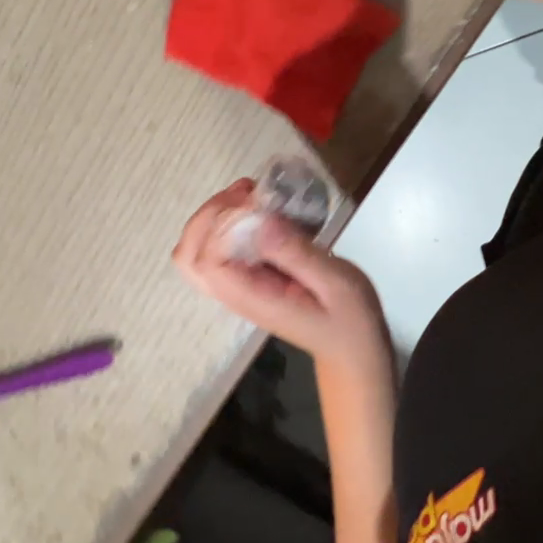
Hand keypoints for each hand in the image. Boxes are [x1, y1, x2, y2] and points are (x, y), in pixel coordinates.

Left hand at [173, 179, 390, 365]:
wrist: (354, 350)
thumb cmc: (350, 321)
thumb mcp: (336, 284)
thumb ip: (297, 254)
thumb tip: (260, 219)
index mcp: (252, 298)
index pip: (207, 259)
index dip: (222, 224)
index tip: (258, 201)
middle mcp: (235, 294)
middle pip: (188, 256)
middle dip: (209, 216)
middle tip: (248, 192)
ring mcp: (239, 289)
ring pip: (199, 251)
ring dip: (218, 216)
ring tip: (255, 194)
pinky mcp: (250, 280)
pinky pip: (220, 250)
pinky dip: (230, 224)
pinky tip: (263, 210)